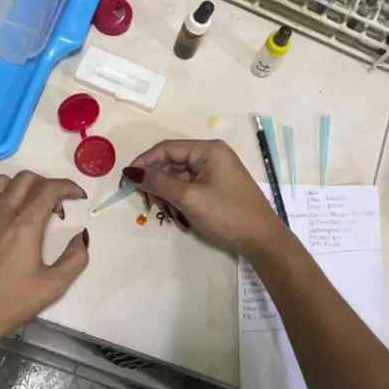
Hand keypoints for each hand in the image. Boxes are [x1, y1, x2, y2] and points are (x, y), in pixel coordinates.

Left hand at [0, 171, 89, 352]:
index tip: (78, 196)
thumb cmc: (10, 303)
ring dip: (21, 186)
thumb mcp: (52, 286)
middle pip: (27, 179)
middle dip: (47, 184)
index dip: (68, 187)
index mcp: (25, 226)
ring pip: (2, 182)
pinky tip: (4, 213)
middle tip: (56, 205)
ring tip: (30, 205)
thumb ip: (75, 259)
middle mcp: (2, 214)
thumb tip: (82, 237)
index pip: (50, 189)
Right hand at [125, 139, 289, 256]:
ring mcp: (214, 173)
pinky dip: (179, 201)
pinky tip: (178, 217)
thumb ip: (158, 183)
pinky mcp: (216, 189)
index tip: (127, 179)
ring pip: (178, 179)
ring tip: (168, 214)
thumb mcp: (189, 198)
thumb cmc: (227, 214)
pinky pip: (189, 189)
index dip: (144, 162)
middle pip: (171, 164)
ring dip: (167, 196)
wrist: (261, 240)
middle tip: (150, 204)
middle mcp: (211, 156)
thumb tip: (131, 172)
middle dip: (157, 184)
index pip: (167, 148)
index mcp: (208, 150)